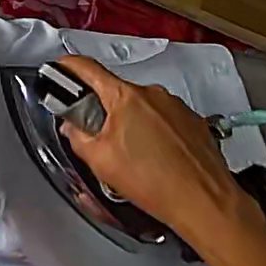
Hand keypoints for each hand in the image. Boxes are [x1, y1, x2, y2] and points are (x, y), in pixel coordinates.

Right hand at [55, 56, 265, 250]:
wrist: (203, 199)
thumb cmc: (157, 182)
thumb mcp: (101, 162)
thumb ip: (79, 137)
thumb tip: (74, 127)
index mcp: (126, 97)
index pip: (89, 69)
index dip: (70, 66)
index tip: (62, 67)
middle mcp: (153, 93)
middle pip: (116, 93)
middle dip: (104, 112)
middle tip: (100, 140)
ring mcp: (175, 105)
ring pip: (142, 108)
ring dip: (132, 126)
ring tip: (134, 160)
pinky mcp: (191, 120)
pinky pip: (164, 119)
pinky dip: (155, 134)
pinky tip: (155, 160)